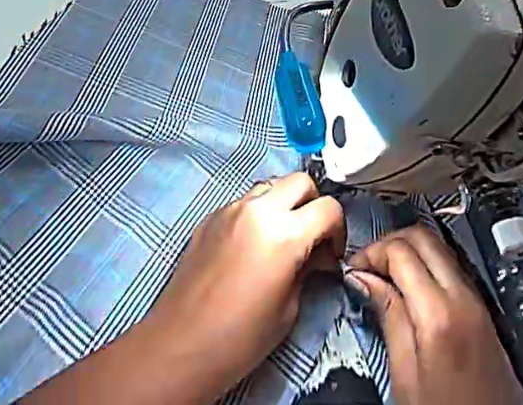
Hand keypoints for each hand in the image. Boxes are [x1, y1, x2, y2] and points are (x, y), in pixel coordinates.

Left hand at [140, 172, 345, 392]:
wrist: (184, 340)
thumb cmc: (240, 336)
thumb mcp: (289, 306)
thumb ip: (308, 268)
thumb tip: (319, 254)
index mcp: (283, 233)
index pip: (328, 208)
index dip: (338, 230)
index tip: (332, 251)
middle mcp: (256, 209)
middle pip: (300, 181)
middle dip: (314, 204)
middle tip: (313, 237)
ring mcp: (231, 208)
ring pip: (270, 186)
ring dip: (284, 204)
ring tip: (283, 240)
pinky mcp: (212, 215)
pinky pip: (245, 201)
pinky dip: (259, 213)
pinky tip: (255, 246)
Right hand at [347, 225, 522, 404]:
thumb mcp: (406, 375)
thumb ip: (387, 317)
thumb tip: (364, 279)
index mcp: (440, 314)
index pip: (399, 250)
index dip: (370, 252)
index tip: (355, 269)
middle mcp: (465, 301)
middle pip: (422, 237)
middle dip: (390, 242)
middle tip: (368, 265)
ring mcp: (479, 306)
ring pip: (439, 248)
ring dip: (409, 251)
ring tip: (386, 276)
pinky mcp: (486, 316)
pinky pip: (452, 270)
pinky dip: (427, 265)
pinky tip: (410, 289)